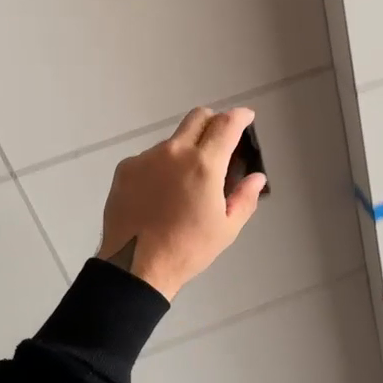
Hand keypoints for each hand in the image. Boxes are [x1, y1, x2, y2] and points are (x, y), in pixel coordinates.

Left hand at [95, 106, 266, 300]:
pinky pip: (150, 158)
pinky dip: (161, 167)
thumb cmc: (187, 250)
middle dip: (214, 121)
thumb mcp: (226, 228)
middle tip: (220, 141)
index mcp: (204, 165)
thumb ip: (245, 197)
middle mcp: (174, 152)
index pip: (227, 124)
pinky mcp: (126, 168)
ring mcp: (146, 158)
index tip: (246, 117)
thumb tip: (256, 177)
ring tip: (184, 184)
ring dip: (185, 150)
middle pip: (198, 117)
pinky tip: (160, 194)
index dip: (240, 116)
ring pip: (173, 141)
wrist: (135, 266)